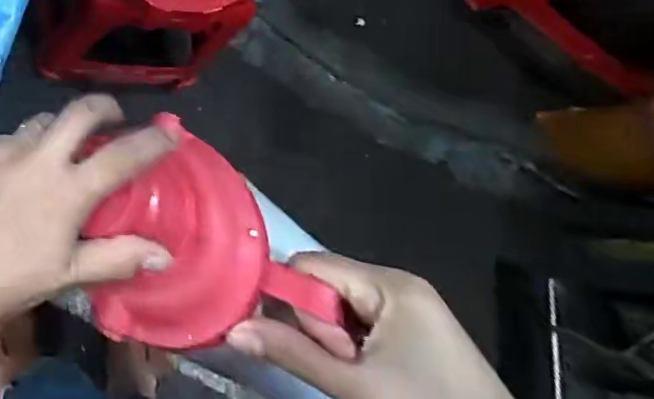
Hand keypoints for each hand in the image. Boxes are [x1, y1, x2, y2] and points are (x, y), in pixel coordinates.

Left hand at [0, 95, 178, 340]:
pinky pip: (10, 139)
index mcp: (66, 191)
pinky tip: (12, 177)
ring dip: (60, 130)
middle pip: (82, 110)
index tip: (171, 130)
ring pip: (43, 122)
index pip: (121, 155)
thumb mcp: (63, 275)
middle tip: (115, 118)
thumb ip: (116, 258)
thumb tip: (165, 253)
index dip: (152, 140)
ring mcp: (5, 146)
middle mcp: (39, 157)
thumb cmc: (3, 281)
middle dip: (106, 106)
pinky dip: (22, 150)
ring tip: (60, 153)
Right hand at [226, 254, 509, 398]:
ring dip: (335, 343)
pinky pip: (366, 327)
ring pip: (344, 310)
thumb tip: (234, 329)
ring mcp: (413, 309)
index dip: (291, 298)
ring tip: (355, 380)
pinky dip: (354, 351)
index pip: (313, 266)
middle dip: (319, 327)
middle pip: (328, 286)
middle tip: (339, 371)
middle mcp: (400, 284)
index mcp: (390, 282)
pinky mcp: (420, 335)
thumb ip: (294, 353)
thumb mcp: (357, 388)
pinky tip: (365, 379)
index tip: (282, 336)